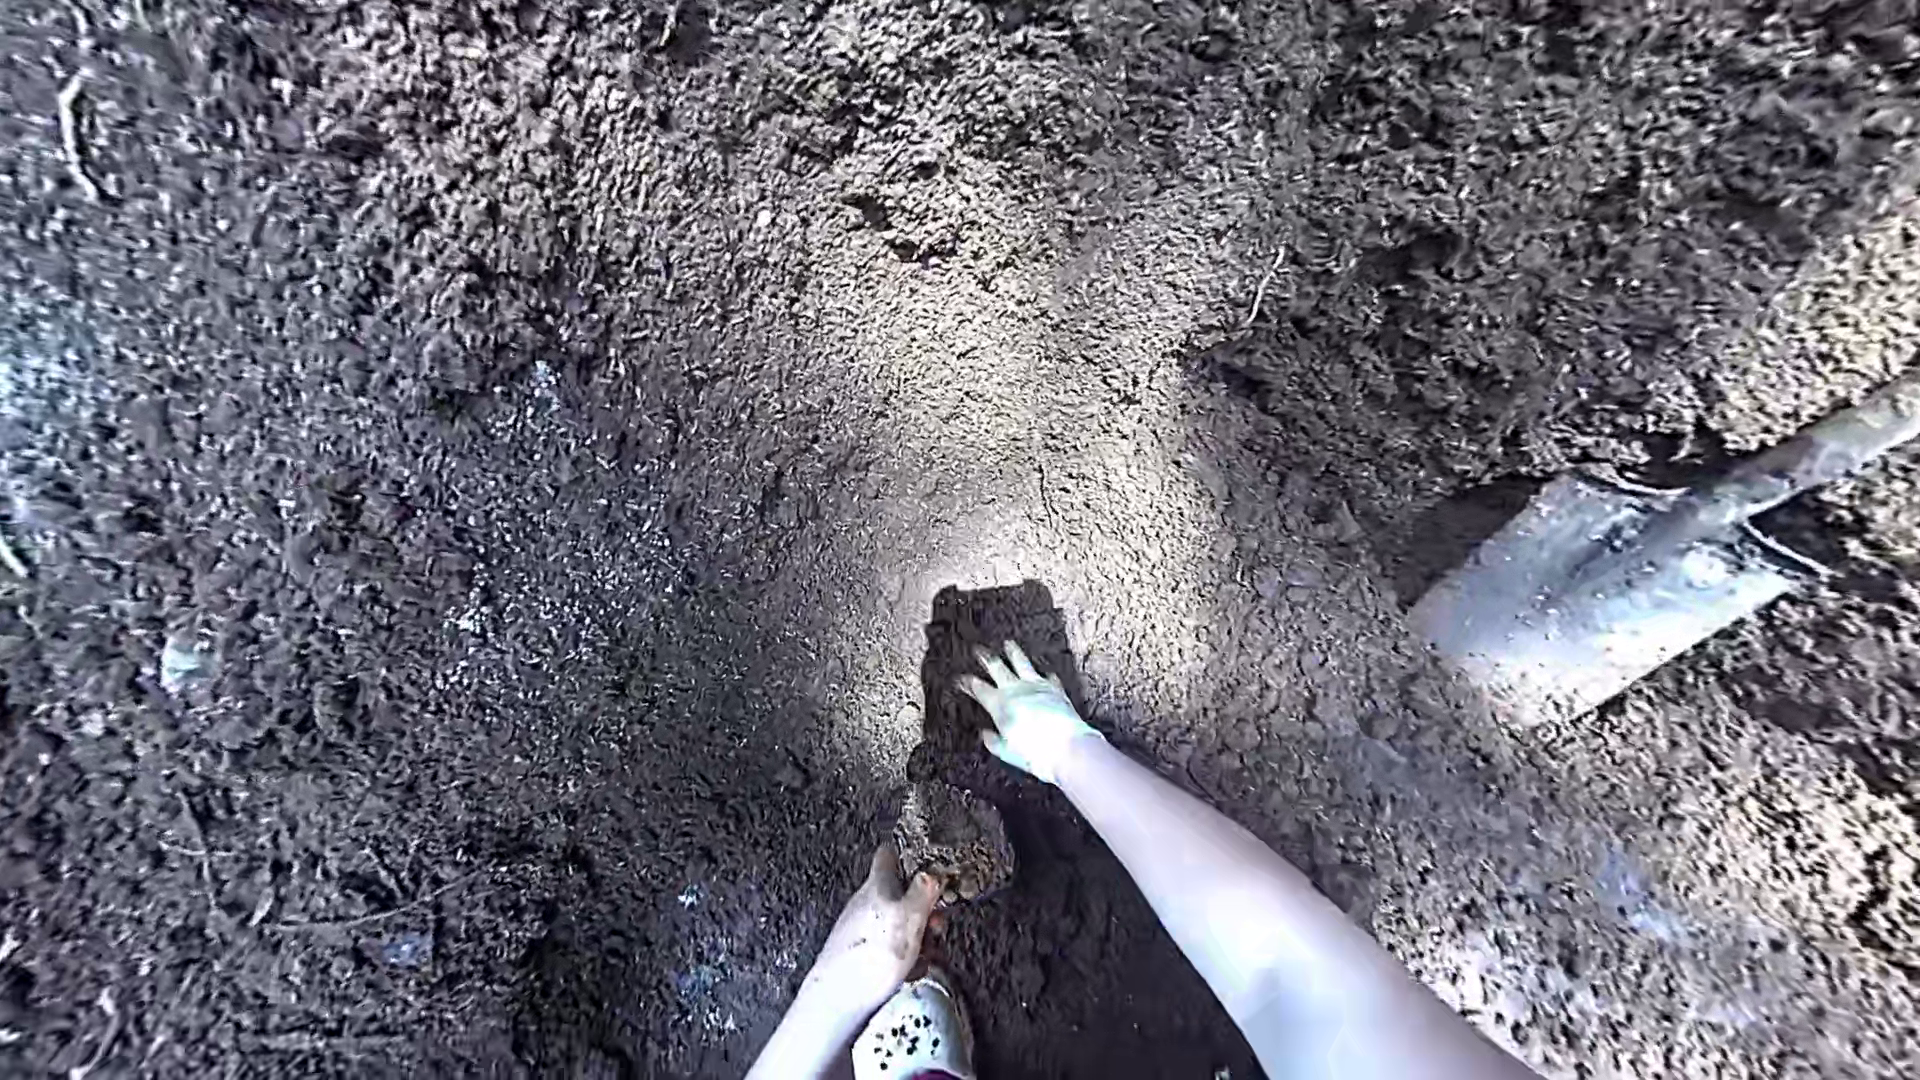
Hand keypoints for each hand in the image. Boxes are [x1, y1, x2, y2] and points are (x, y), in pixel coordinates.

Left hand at [800, 845, 942, 1010]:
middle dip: (922, 911)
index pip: (888, 854)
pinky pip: (887, 948)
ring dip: (916, 938)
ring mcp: (861, 928)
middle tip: (934, 927)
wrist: (836, 1001)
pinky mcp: (858, 954)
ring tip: (924, 956)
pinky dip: (902, 959)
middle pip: (900, 894)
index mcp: (878, 884)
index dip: (907, 856)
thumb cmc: (871, 955)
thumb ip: (923, 892)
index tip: (925, 867)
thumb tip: (931, 874)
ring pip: (897, 923)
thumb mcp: (910, 916)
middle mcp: (867, 901)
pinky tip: (908, 974)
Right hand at [959, 640, 1104, 783]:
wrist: (1066, 747)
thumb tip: (986, 734)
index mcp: (1000, 704)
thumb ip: (994, 741)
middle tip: (978, 650)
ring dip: (1013, 653)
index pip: (979, 689)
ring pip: (1021, 663)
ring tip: (1009, 644)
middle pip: (997, 668)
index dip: (968, 683)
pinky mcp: (1054, 688)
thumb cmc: (1035, 753)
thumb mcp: (1007, 752)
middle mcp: (1016, 690)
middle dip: (986, 658)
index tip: (961, 679)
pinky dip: (1045, 674)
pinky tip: (1046, 671)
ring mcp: (1036, 686)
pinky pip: (1048, 677)